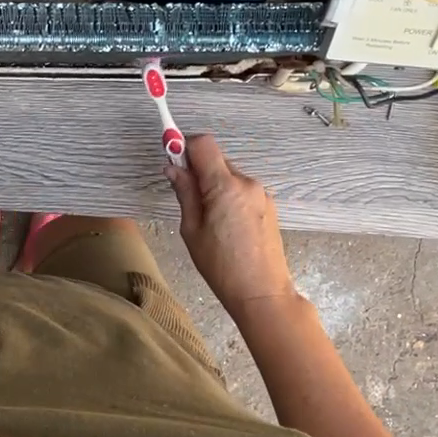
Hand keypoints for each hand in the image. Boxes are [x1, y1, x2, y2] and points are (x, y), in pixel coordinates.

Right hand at [165, 133, 297, 315]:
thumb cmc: (222, 266)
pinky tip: (222, 222)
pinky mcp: (268, 204)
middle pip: (215, 158)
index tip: (170, 155)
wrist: (262, 292)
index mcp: (225, 187)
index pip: (203, 144)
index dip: (183, 145)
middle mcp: (247, 183)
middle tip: (182, 192)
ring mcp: (261, 193)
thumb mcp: (191, 229)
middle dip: (196, 168)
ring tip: (205, 215)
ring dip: (212, 182)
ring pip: (227, 174)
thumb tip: (173, 168)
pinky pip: (240, 188)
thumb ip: (184, 193)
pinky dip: (226, 194)